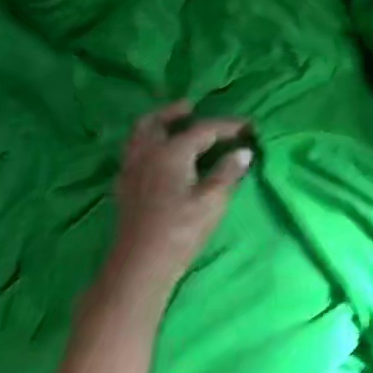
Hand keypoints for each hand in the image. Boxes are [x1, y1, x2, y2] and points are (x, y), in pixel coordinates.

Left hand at [108, 101, 251, 286]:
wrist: (140, 265)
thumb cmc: (180, 231)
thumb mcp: (212, 202)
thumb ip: (228, 173)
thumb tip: (242, 152)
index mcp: (171, 152)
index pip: (203, 129)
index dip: (227, 126)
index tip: (248, 126)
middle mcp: (147, 153)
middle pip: (157, 122)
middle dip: (175, 112)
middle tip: (191, 106)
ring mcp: (131, 169)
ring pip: (139, 134)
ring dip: (156, 124)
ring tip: (171, 125)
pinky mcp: (124, 187)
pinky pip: (133, 152)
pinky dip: (145, 143)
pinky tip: (156, 156)